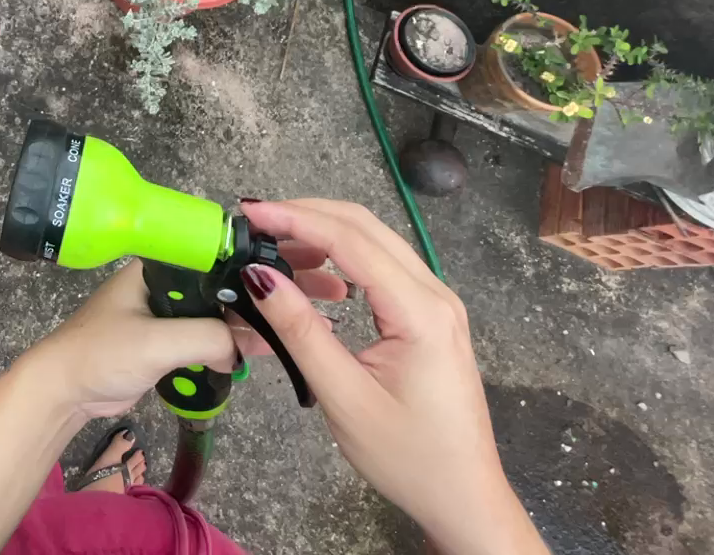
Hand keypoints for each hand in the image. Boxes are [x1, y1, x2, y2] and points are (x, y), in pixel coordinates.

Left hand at [25, 250, 349, 418]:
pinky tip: (267, 349)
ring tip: (302, 325)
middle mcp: (167, 284)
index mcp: (158, 268)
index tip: (298, 267)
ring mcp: (169, 313)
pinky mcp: (171, 341)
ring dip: (253, 321)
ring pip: (221, 313)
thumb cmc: (100, 353)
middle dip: (263, 292)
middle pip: (224, 284)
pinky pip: (212, 338)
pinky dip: (235, 345)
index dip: (254, 261)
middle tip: (319, 295)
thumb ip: (204, 337)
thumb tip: (244, 346)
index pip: (214, 255)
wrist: (67, 391)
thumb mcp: (155, 343)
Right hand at [235, 199, 545, 554]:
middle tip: (251, 221)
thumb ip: (299, 329)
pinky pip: (376, 263)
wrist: (465, 500)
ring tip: (269, 246)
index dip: (296, 218)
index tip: (249, 212)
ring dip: (317, 231)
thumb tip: (256, 273)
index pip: (351, 241)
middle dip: (303, 213)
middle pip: (363, 225)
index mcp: (420, 312)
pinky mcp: (425, 311)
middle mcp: (434, 293)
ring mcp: (434, 300)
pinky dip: (335, 253)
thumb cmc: (407, 455)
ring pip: (370, 238)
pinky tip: (307, 273)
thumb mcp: (343, 396)